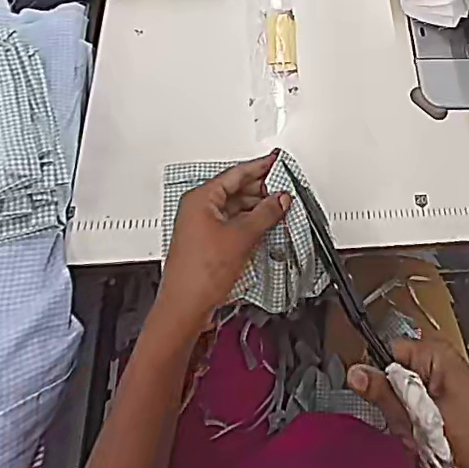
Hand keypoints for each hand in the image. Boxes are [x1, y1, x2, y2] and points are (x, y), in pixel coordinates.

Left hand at [155, 152, 290, 338]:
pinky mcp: (206, 241)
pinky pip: (231, 222)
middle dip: (260, 189)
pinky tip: (263, 224)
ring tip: (278, 206)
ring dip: (256, 206)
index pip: (235, 174)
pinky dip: (248, 221)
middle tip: (282, 187)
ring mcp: (201, 225)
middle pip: (234, 189)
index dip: (259, 167)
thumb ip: (265, 213)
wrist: (186, 305)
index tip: (275, 162)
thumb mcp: (241, 236)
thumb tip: (279, 199)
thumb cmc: (200, 273)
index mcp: (201, 198)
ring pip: (234, 206)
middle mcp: (198, 208)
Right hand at [349, 337, 468, 467]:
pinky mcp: (451, 418)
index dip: (381, 379)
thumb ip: (386, 393)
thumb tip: (356, 372)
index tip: (387, 402)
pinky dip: (424, 443)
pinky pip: (420, 426)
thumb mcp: (423, 417)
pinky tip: (439, 455)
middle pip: (394, 384)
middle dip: (398, 414)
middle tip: (416, 430)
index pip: (387, 353)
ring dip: (411, 433)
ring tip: (432, 446)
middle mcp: (441, 369)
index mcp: (436, 355)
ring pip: (405, 410)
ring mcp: (446, 394)